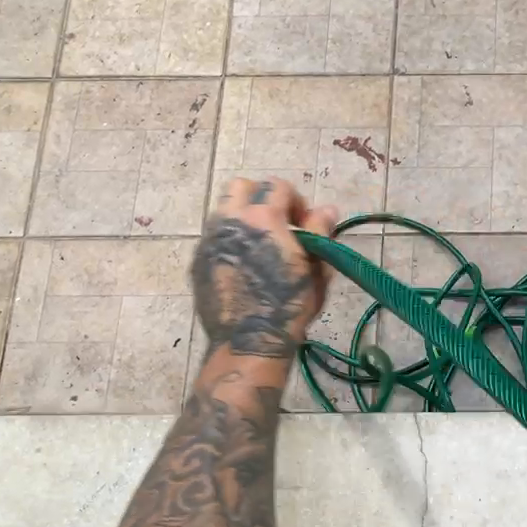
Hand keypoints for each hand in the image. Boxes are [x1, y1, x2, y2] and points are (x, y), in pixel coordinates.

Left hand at [192, 178, 336, 360]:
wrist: (248, 339)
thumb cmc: (289, 304)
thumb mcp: (314, 268)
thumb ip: (319, 233)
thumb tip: (328, 209)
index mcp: (263, 218)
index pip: (278, 186)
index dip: (297, 201)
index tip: (305, 224)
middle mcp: (230, 221)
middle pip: (241, 187)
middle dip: (262, 198)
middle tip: (279, 225)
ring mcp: (209, 240)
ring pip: (224, 210)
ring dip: (244, 219)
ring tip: (261, 247)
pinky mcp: (198, 261)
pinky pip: (215, 238)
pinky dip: (231, 242)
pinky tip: (245, 268)